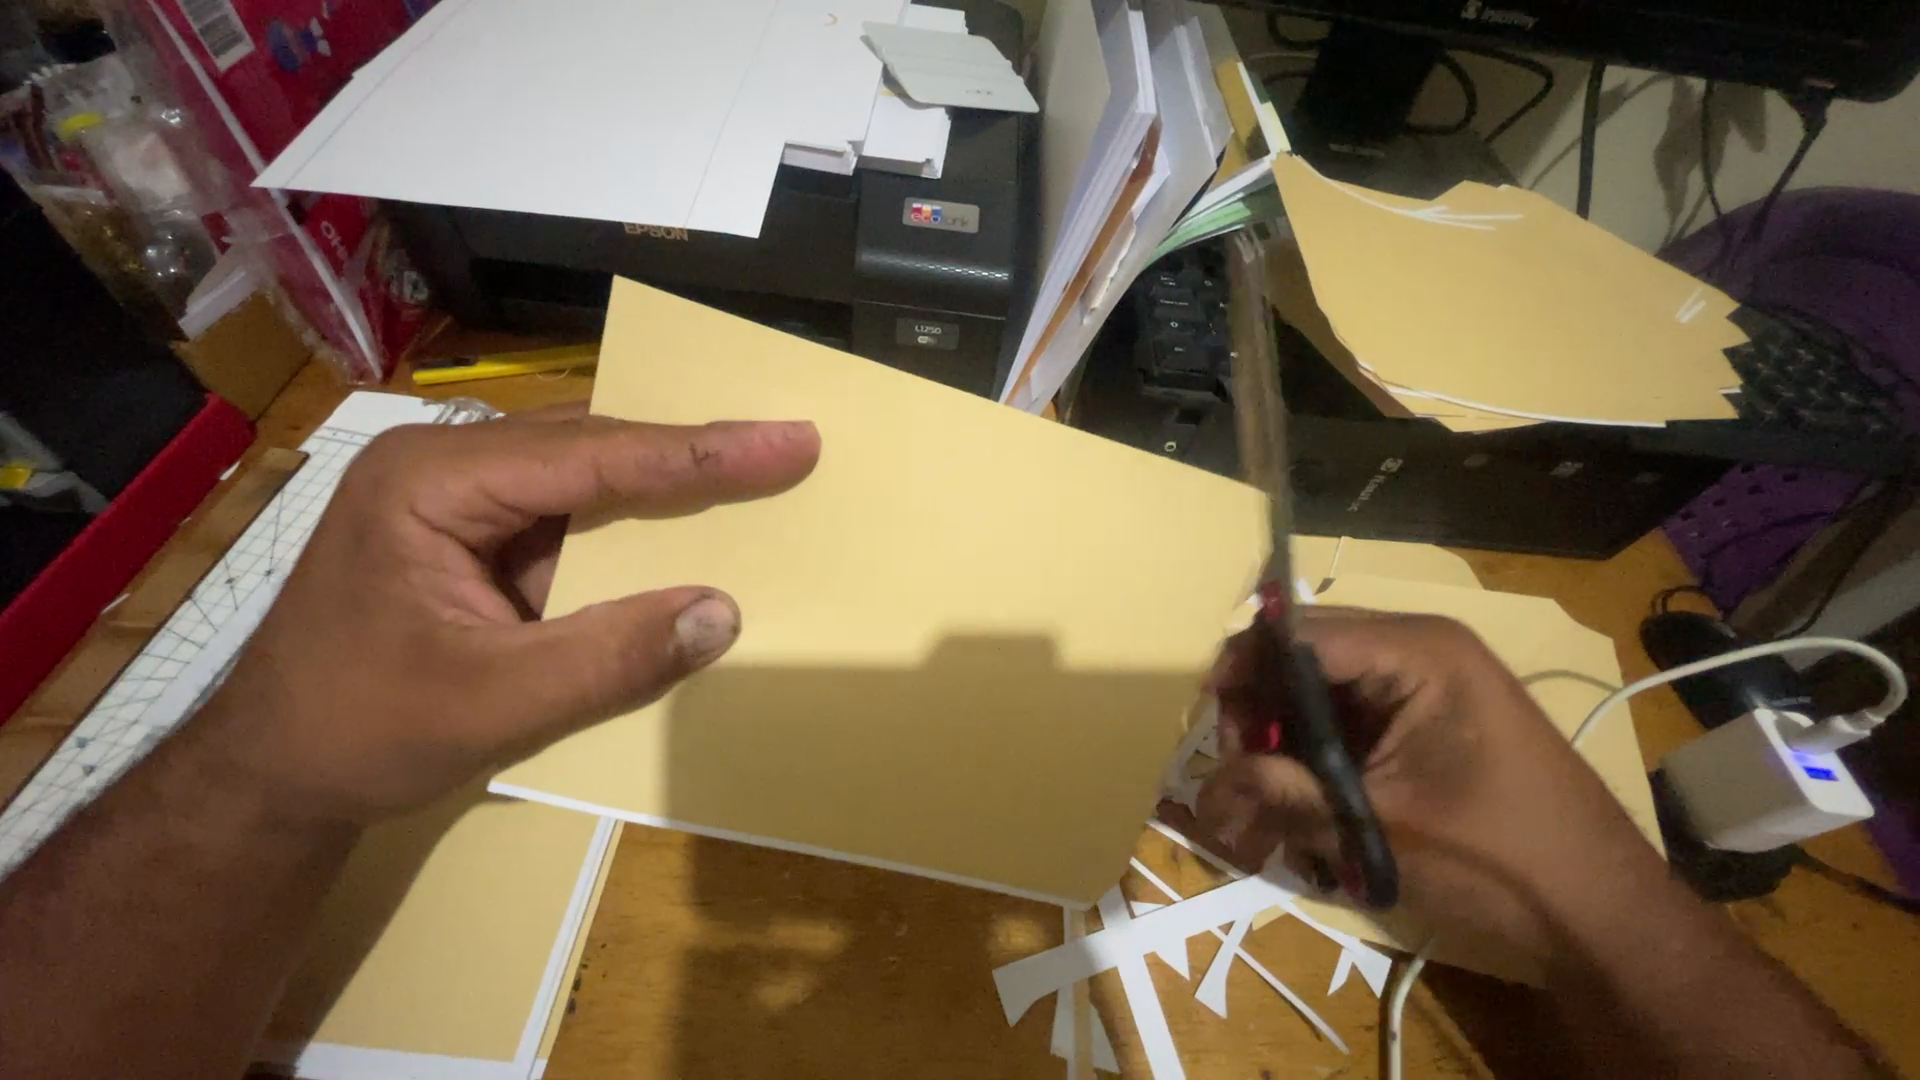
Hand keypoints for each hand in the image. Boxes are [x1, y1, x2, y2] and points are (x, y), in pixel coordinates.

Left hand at [189, 408, 819, 822]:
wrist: (269, 775)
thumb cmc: (357, 732)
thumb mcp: (491, 704)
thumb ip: (611, 658)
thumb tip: (724, 614)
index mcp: (435, 481)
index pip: (596, 455)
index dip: (702, 453)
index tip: (788, 442)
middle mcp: (452, 467)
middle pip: (600, 445)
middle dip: (696, 453)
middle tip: (786, 448)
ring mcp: (467, 499)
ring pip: (594, 473)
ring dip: (673, 480)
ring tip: (756, 473)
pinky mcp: (485, 536)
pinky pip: (580, 515)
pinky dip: (641, 523)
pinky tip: (687, 527)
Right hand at [1191, 609, 1667, 978]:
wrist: (1605, 915)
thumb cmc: (1502, 859)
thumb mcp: (1380, 826)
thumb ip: (1286, 794)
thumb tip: (1205, 785)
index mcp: (1417, 650)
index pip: (1300, 632)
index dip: (1246, 666)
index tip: (1211, 716)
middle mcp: (1416, 648)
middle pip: (1304, 653)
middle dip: (1262, 706)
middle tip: (1239, 765)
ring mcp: (1420, 681)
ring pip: (1317, 686)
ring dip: (1282, 733)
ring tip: (1263, 790)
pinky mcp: (1419, 716)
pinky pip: (1343, 714)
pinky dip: (1312, 750)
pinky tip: (1299, 795)